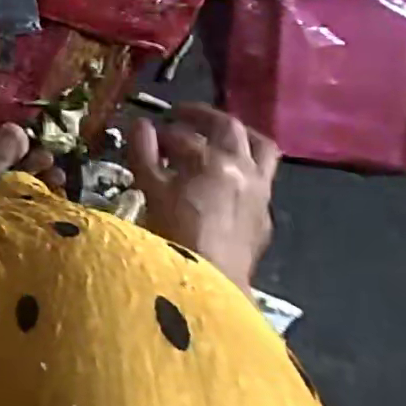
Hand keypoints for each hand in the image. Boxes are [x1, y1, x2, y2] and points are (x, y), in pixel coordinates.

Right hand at [129, 105, 279, 289]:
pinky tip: (228, 178)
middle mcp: (243, 168)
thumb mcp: (151, 192)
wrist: (210, 289)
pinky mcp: (265, 216)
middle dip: (202, 117)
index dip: (162, 132)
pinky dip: (246, 167)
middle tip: (180, 116)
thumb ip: (144, 153)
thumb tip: (140, 125)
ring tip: (218, 134)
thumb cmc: (174, 238)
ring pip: (260, 146)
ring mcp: (260, 191)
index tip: (148, 134)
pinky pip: (263, 178)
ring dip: (239, 134)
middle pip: (227, 127)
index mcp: (213, 160)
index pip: (184, 135)